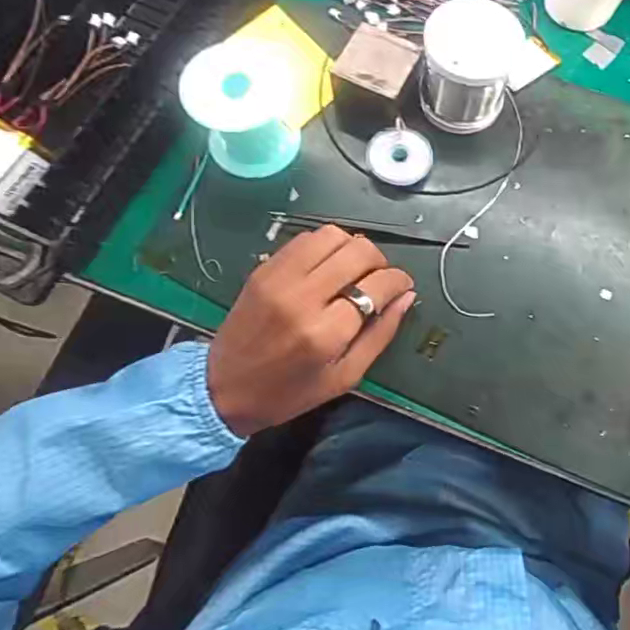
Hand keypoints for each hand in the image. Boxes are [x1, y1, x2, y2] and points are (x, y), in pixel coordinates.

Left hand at [207, 225, 414, 435]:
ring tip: (352, 270)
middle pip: (358, 251)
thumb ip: (380, 335)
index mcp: (325, 332)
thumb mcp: (344, 377)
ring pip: (331, 235)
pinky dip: (323, 246)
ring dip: (351, 248)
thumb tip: (406, 297)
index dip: (398, 281)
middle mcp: (303, 296)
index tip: (402, 286)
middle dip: (379, 260)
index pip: (377, 286)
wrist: (224, 387)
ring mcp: (279, 277)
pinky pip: (304, 239)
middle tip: (378, 278)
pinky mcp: (263, 268)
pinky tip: (325, 267)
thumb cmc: (289, 393)